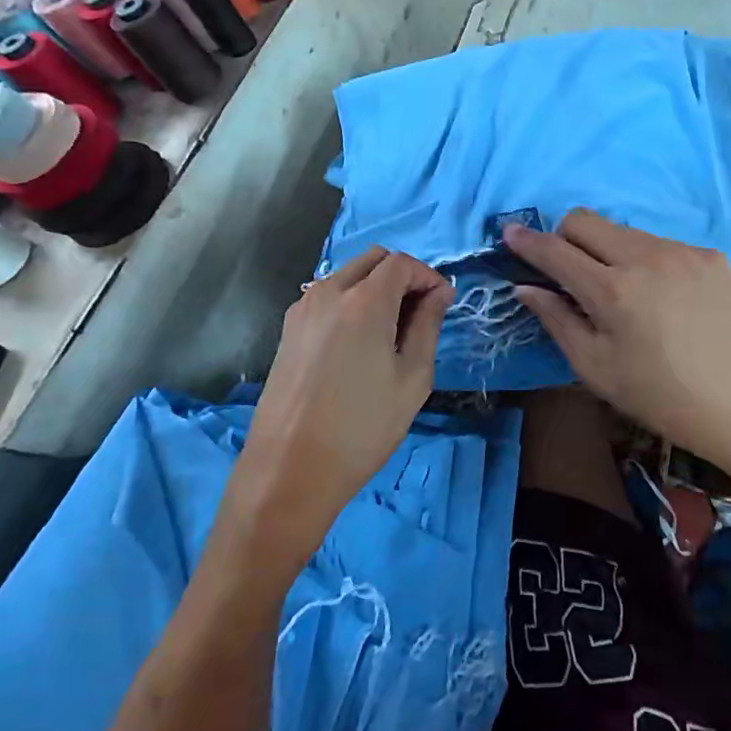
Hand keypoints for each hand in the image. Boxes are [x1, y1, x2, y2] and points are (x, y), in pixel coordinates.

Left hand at [237, 248, 453, 545]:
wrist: (289, 471)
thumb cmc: (362, 427)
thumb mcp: (412, 378)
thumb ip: (428, 325)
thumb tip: (439, 293)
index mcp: (363, 301)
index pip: (402, 263)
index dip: (428, 277)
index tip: (442, 304)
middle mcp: (328, 293)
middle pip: (373, 259)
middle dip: (402, 276)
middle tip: (420, 313)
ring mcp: (302, 309)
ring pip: (348, 275)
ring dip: (376, 287)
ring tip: (393, 331)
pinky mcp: (287, 330)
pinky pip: (327, 296)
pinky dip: (352, 302)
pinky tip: (361, 343)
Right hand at [505, 210, 730, 496]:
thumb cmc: (656, 395)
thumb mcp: (594, 367)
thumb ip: (556, 319)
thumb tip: (526, 287)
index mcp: (612, 290)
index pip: (556, 251)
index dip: (527, 242)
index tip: (510, 234)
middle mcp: (646, 257)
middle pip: (586, 219)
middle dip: (565, 237)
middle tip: (569, 270)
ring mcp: (682, 251)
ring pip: (624, 231)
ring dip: (609, 251)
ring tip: (625, 293)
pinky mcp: (709, 255)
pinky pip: (661, 245)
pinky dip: (648, 262)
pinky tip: (664, 298)